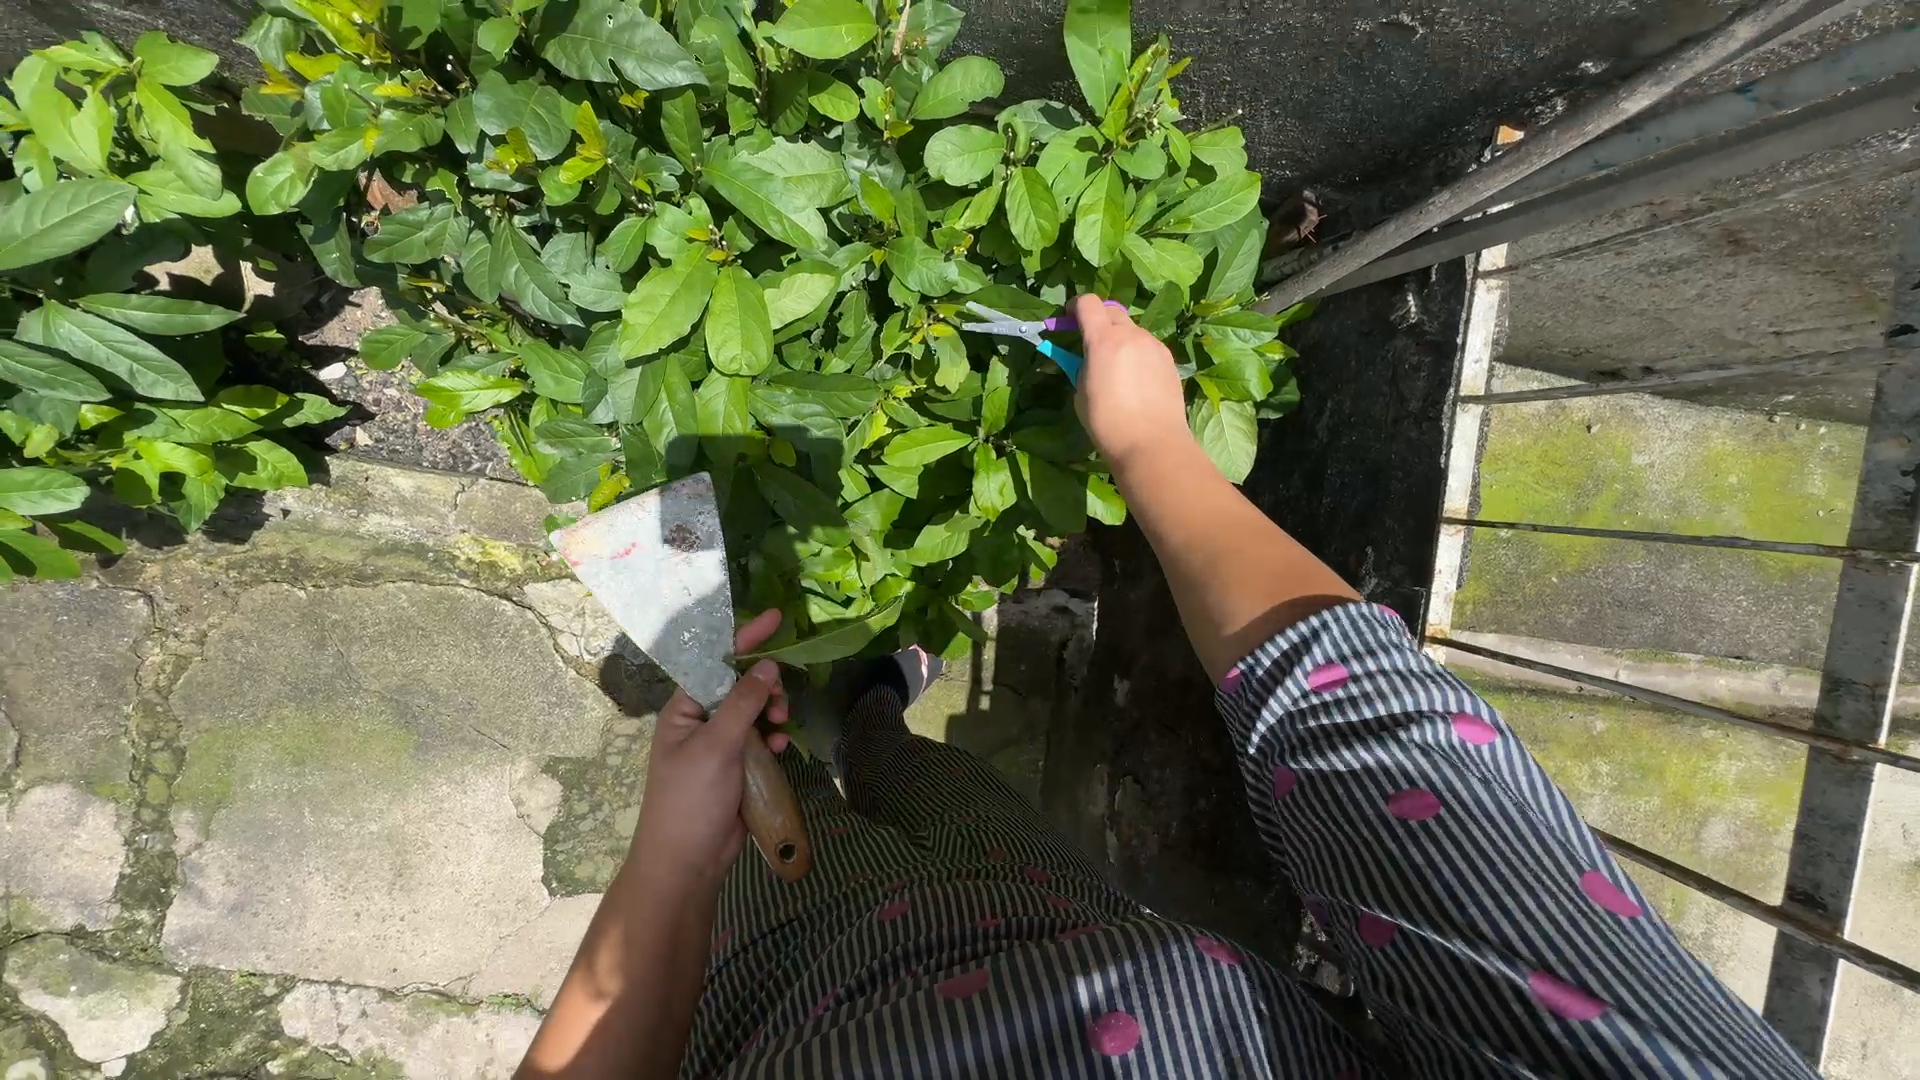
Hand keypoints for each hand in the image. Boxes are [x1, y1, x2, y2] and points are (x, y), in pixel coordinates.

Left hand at [628, 610, 789, 889]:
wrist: (687, 862)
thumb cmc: (691, 799)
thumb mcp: (717, 745)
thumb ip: (743, 702)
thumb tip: (768, 665)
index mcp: (684, 708)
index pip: (716, 662)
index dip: (746, 639)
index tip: (777, 618)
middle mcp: (701, 720)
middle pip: (741, 684)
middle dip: (766, 686)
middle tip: (782, 702)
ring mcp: (720, 744)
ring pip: (756, 711)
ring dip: (773, 713)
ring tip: (784, 728)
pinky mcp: (737, 765)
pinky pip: (761, 737)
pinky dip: (774, 738)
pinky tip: (782, 748)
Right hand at [1072, 294, 1193, 468]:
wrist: (1152, 443)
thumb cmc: (1107, 422)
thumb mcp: (1082, 393)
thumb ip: (1082, 366)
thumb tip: (1088, 359)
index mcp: (1103, 340)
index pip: (1088, 303)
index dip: (1075, 307)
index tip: (1069, 319)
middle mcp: (1131, 335)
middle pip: (1112, 311)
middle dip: (1098, 320)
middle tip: (1090, 343)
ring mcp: (1153, 345)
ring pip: (1132, 330)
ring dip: (1119, 339)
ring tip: (1116, 367)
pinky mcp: (1168, 359)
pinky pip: (1147, 346)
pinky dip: (1136, 353)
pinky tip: (1136, 379)